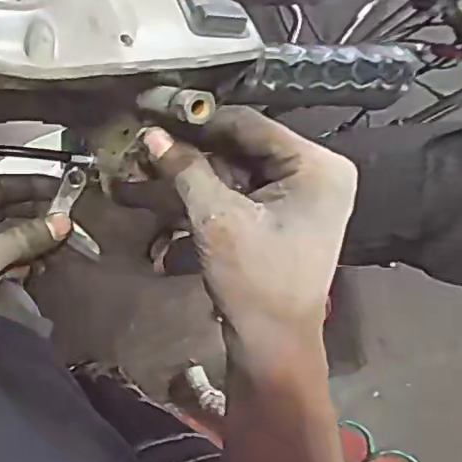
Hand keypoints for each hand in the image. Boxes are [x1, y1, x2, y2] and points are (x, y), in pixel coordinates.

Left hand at [0, 175, 68, 400]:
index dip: (29, 185)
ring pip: (10, 237)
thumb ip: (22, 239)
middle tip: (69, 219)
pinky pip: (10, 261)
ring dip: (34, 240)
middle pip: (6, 211)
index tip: (61, 189)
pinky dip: (27, 261)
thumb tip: (63, 222)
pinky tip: (42, 267)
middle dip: (36, 214)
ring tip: (61, 244)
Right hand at [136, 110, 356, 364]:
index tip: (156, 118)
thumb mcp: (218, 219)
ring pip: (233, 172)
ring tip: (144, 175)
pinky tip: (165, 197)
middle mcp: (314, 174)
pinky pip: (236, 194)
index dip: (199, 122)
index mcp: (317, 166)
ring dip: (190, 177)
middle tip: (146, 150)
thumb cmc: (256, 280)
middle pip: (239, 148)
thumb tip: (152, 135)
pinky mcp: (278, 217)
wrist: (272, 342)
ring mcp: (297, 197)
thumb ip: (186, 170)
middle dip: (190, 154)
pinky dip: (203, 197)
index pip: (249, 124)